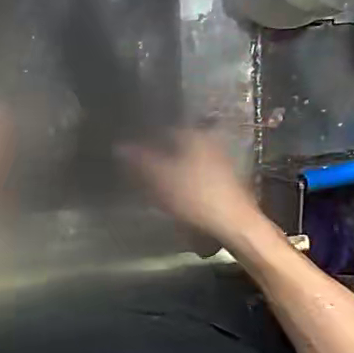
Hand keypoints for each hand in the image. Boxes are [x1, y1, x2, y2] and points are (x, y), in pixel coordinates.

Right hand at [118, 129, 263, 239]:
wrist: (233, 222)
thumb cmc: (194, 195)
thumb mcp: (159, 177)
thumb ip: (138, 160)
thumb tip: (119, 146)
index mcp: (193, 134)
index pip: (160, 129)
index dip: (142, 141)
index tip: (129, 154)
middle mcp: (208, 140)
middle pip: (172, 144)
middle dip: (155, 156)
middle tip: (137, 169)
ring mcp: (218, 158)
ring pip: (183, 158)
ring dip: (167, 168)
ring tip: (151, 183)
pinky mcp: (223, 177)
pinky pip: (193, 172)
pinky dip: (179, 178)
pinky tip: (170, 193)